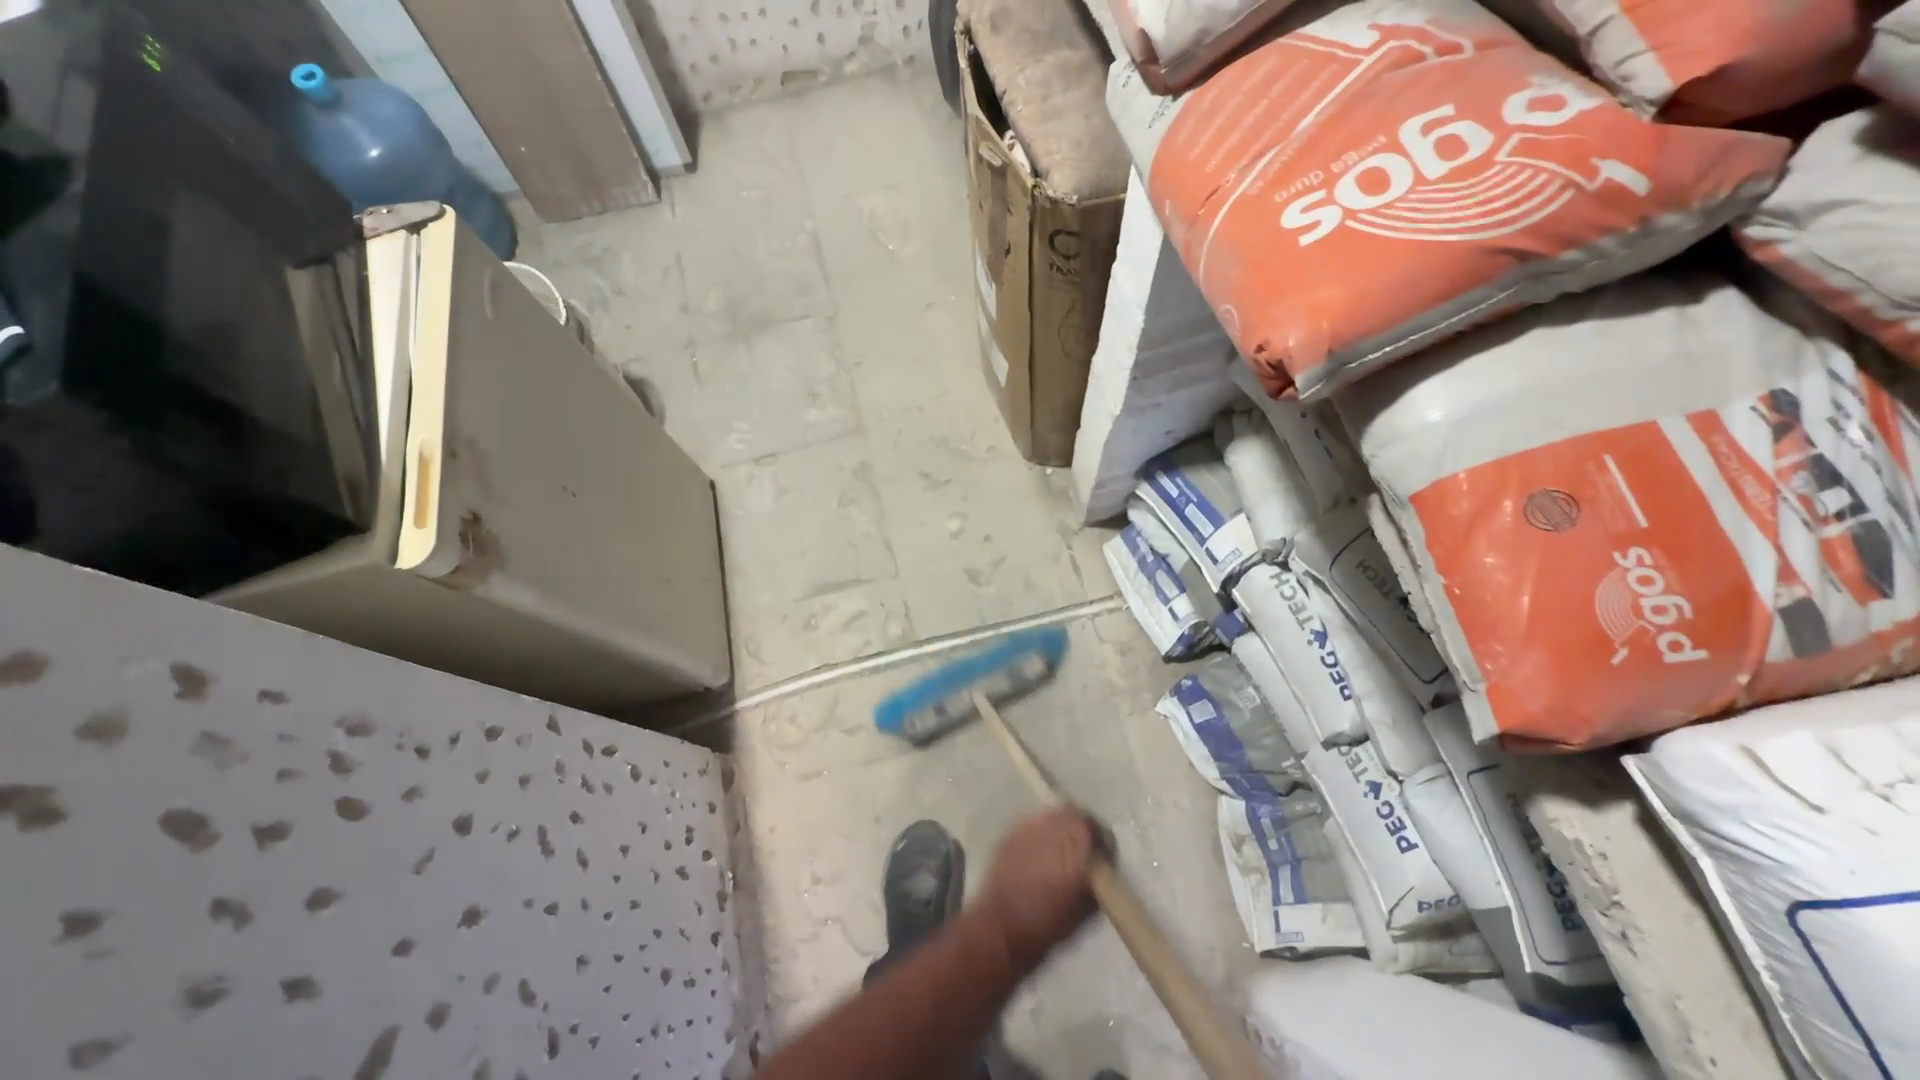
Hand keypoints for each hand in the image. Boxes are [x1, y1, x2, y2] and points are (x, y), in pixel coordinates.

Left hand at [978, 805, 1099, 965]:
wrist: (1001, 927)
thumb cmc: (1050, 921)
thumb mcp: (1088, 905)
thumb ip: (1099, 876)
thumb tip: (1101, 866)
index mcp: (1077, 839)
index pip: (1095, 825)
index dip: (1099, 839)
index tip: (1100, 855)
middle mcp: (1051, 824)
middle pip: (1071, 814)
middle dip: (1077, 829)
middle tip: (1078, 851)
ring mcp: (1026, 826)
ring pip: (1048, 818)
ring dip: (1055, 831)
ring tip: (1054, 854)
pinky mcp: (1007, 834)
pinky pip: (1029, 828)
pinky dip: (1035, 839)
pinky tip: (1033, 859)